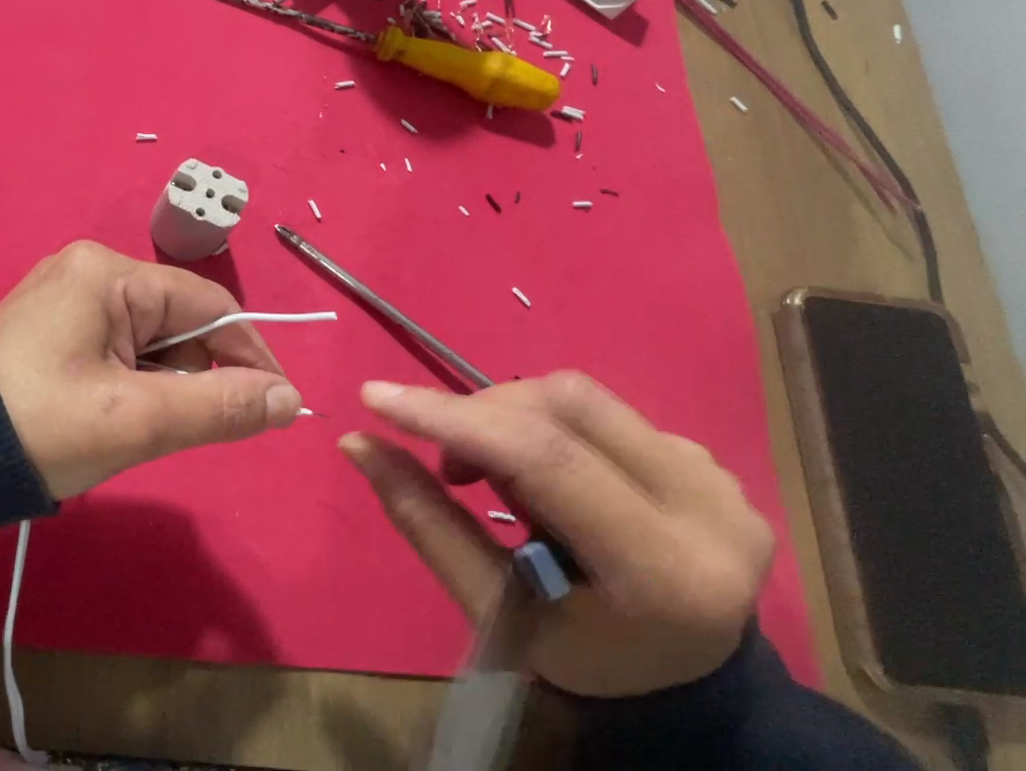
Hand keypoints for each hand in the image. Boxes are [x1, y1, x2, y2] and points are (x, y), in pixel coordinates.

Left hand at [0, 241, 302, 500]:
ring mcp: (66, 301)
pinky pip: (117, 353)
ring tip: (139, 431)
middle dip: (198, 378)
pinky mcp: (53, 331)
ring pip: (149, 343)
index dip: (250, 354)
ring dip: (165, 389)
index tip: (281, 405)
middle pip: (178, 323)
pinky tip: (118, 421)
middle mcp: (88, 273)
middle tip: (192, 432)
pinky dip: (134, 388)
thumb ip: (219, 407)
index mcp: (107, 274)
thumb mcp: (135, 421)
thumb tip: (289, 400)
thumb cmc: (39, 428)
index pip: (207, 304)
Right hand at [339, 373, 773, 697]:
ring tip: (495, 478)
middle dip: (481, 415)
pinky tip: (549, 481)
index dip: (455, 419)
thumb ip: (426, 522)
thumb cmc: (580, 658)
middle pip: (568, 406)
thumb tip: (357, 443)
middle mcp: (712, 510)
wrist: (685, 683)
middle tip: (449, 467)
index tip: (376, 397)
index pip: (548, 460)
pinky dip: (550, 429)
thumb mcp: (494, 607)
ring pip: (585, 399)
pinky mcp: (713, 461)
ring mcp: (722, 480)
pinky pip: (606, 414)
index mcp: (664, 571)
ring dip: (512, 419)